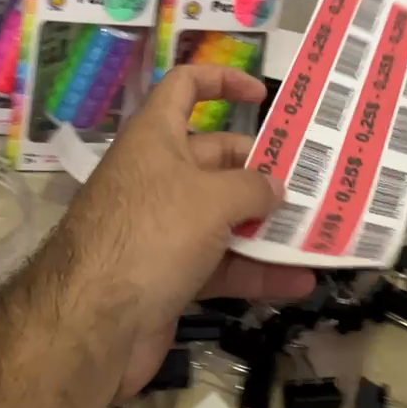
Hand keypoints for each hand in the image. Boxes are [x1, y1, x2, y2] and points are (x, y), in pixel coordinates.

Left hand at [59, 62, 315, 398]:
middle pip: (217, 157)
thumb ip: (252, 187)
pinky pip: (221, 262)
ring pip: (224, 214)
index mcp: (156, 136)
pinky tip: (299, 279)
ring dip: (267, 223)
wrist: (89, 327)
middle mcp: (158, 174)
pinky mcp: (169, 273)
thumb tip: (274, 187)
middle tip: (309, 179)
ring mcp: (163, 227)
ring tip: (317, 227)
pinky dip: (256, 270)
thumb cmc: (151, 234)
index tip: (261, 95)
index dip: (222, 80)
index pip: (185, 86)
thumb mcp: (211, 199)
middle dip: (262, 169)